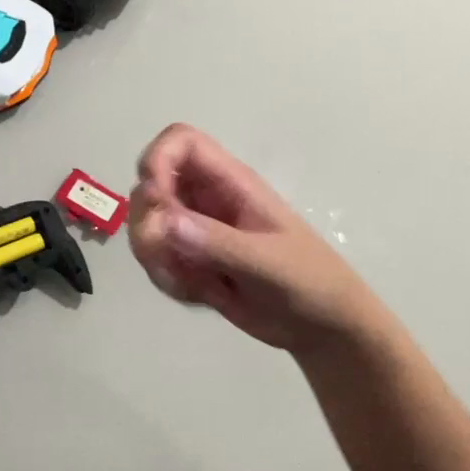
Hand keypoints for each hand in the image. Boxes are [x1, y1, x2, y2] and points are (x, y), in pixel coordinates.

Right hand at [129, 124, 385, 352]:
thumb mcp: (268, 262)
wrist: (323, 328)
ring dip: (156, 256)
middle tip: (168, 254)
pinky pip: (156, 259)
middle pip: (150, 185)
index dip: (157, 159)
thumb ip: (217, 242)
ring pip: (146, 224)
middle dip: (148, 220)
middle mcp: (205, 199)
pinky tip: (202, 295)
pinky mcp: (189, 260)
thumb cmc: (309, 281)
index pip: (181, 142)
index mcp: (231, 182)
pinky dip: (167, 279)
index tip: (157, 200)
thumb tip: (163, 221)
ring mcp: (194, 230)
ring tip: (193, 284)